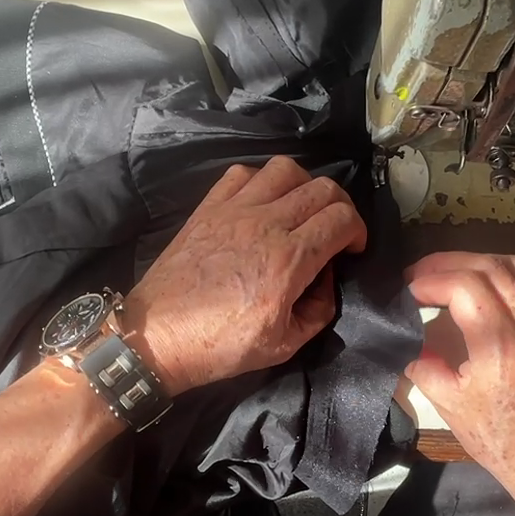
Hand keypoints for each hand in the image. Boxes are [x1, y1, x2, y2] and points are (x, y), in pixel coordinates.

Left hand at [125, 156, 367, 393]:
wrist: (156, 337)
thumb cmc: (220, 346)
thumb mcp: (284, 345)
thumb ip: (318, 310)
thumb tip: (325, 280)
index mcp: (289, 259)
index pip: (342, 219)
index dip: (357, 231)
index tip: (351, 250)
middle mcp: (266, 224)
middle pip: (322, 188)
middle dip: (340, 206)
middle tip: (334, 231)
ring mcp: (234, 210)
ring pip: (285, 169)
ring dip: (303, 185)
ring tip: (299, 210)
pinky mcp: (208, 208)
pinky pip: (243, 173)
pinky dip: (262, 181)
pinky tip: (261, 204)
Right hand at [404, 252, 514, 510]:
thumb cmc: (499, 439)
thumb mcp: (449, 405)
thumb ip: (423, 363)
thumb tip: (404, 338)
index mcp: (499, 346)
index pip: (464, 285)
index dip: (430, 279)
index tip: (408, 290)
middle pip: (489, 267)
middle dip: (447, 263)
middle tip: (419, 275)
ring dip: (478, 261)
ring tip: (450, 273)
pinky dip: (505, 273)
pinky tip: (485, 285)